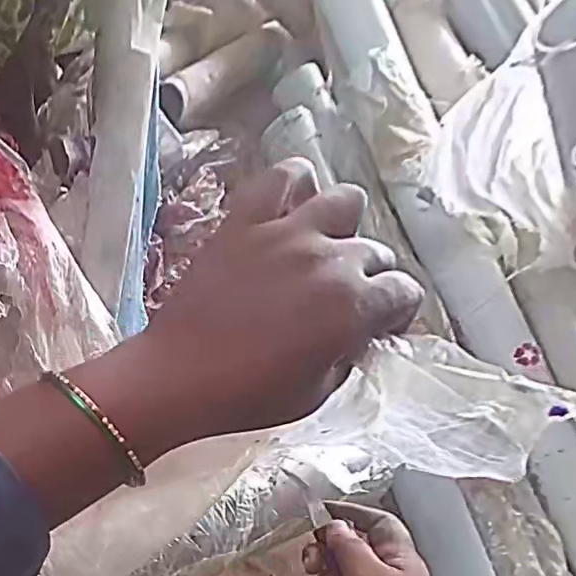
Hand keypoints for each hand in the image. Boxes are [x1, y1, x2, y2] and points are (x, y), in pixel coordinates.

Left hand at [111, 159, 423, 453]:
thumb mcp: (314, 393)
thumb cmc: (240, 396)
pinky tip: (286, 211)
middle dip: (361, 279)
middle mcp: (329, 260)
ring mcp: (284, 235)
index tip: (370, 326)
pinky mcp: (241, 226)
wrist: (171, 379)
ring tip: (312, 253)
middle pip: (373, 253)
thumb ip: (347, 357)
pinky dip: (290, 186)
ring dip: (337, 228)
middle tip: (329, 302)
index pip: (403, 293)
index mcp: (354, 305)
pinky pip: (280, 178)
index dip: (389, 314)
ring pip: (342, 201)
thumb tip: (356, 336)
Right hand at [301, 501, 447, 575]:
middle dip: (327, 552)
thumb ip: (348, 546)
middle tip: (311, 563)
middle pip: (351, 545)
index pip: (378, 521)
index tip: (321, 511)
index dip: (351, 512)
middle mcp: (390, 571)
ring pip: (337, 570)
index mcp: (401, 558)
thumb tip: (334, 525)